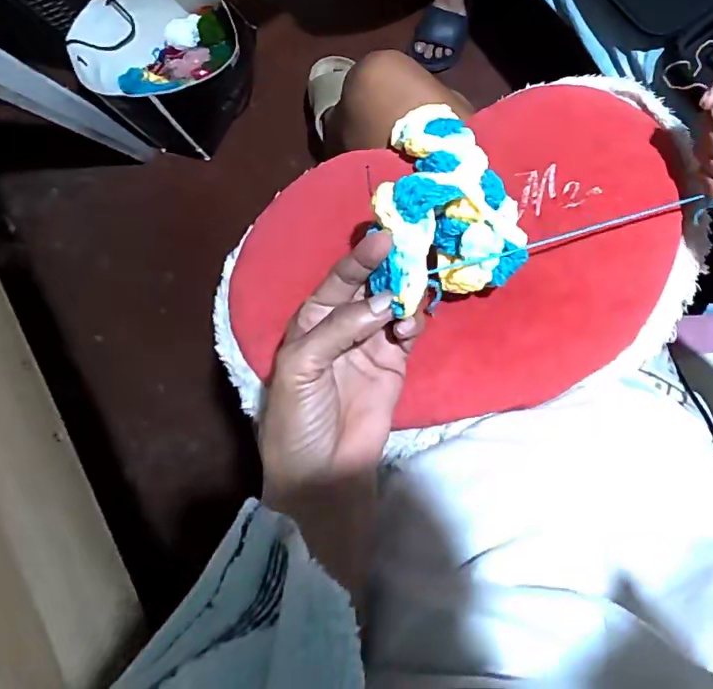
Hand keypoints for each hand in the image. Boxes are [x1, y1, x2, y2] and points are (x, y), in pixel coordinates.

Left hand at [258, 230, 421, 508]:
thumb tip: (384, 301)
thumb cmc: (298, 419)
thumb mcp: (301, 368)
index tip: (384, 237)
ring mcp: (372, 341)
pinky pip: (409, 329)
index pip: (339, 279)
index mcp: (313, 320)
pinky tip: (411, 325)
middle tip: (413, 249)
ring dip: (406, 294)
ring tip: (410, 300)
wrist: (323, 475)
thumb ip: (340, 328)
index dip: (360, 258)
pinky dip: (414, 321)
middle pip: (371, 285)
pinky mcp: (395, 361)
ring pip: (395, 303)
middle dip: (391, 267)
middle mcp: (344, 324)